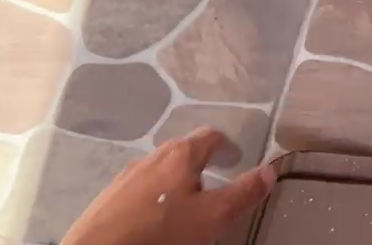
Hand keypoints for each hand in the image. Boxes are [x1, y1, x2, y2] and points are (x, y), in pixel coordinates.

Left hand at [61, 128, 273, 244]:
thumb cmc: (158, 236)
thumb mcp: (211, 218)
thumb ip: (243, 193)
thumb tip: (271, 170)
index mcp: (181, 154)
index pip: (211, 136)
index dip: (227, 145)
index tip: (235, 159)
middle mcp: (152, 158)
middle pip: (182, 151)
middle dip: (199, 163)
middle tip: (211, 183)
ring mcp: (123, 181)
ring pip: (157, 172)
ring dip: (172, 182)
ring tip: (180, 206)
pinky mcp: (101, 205)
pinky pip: (135, 193)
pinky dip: (149, 199)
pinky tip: (148, 223)